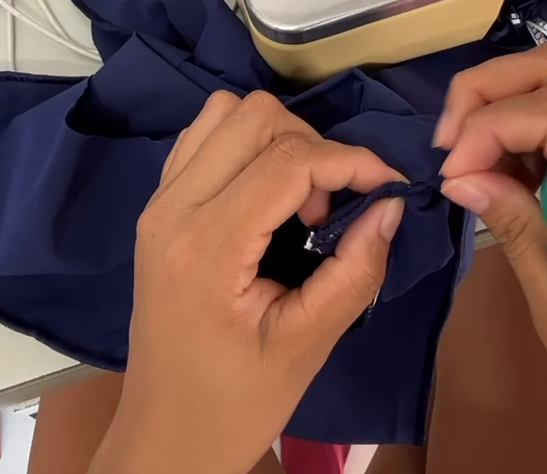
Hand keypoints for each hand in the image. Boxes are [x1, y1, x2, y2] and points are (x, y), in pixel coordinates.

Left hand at [92, 91, 405, 473]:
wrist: (166, 435)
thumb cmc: (235, 402)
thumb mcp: (307, 347)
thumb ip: (354, 271)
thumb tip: (389, 205)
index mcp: (207, 247)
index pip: (287, 161)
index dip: (349, 161)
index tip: (388, 185)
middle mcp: (173, 207)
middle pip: (254, 116)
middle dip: (312, 145)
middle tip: (328, 208)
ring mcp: (158, 200)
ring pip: (225, 111)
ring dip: (276, 136)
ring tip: (296, 197)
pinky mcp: (157, 202)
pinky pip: (203, 134)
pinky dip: (244, 141)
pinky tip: (264, 189)